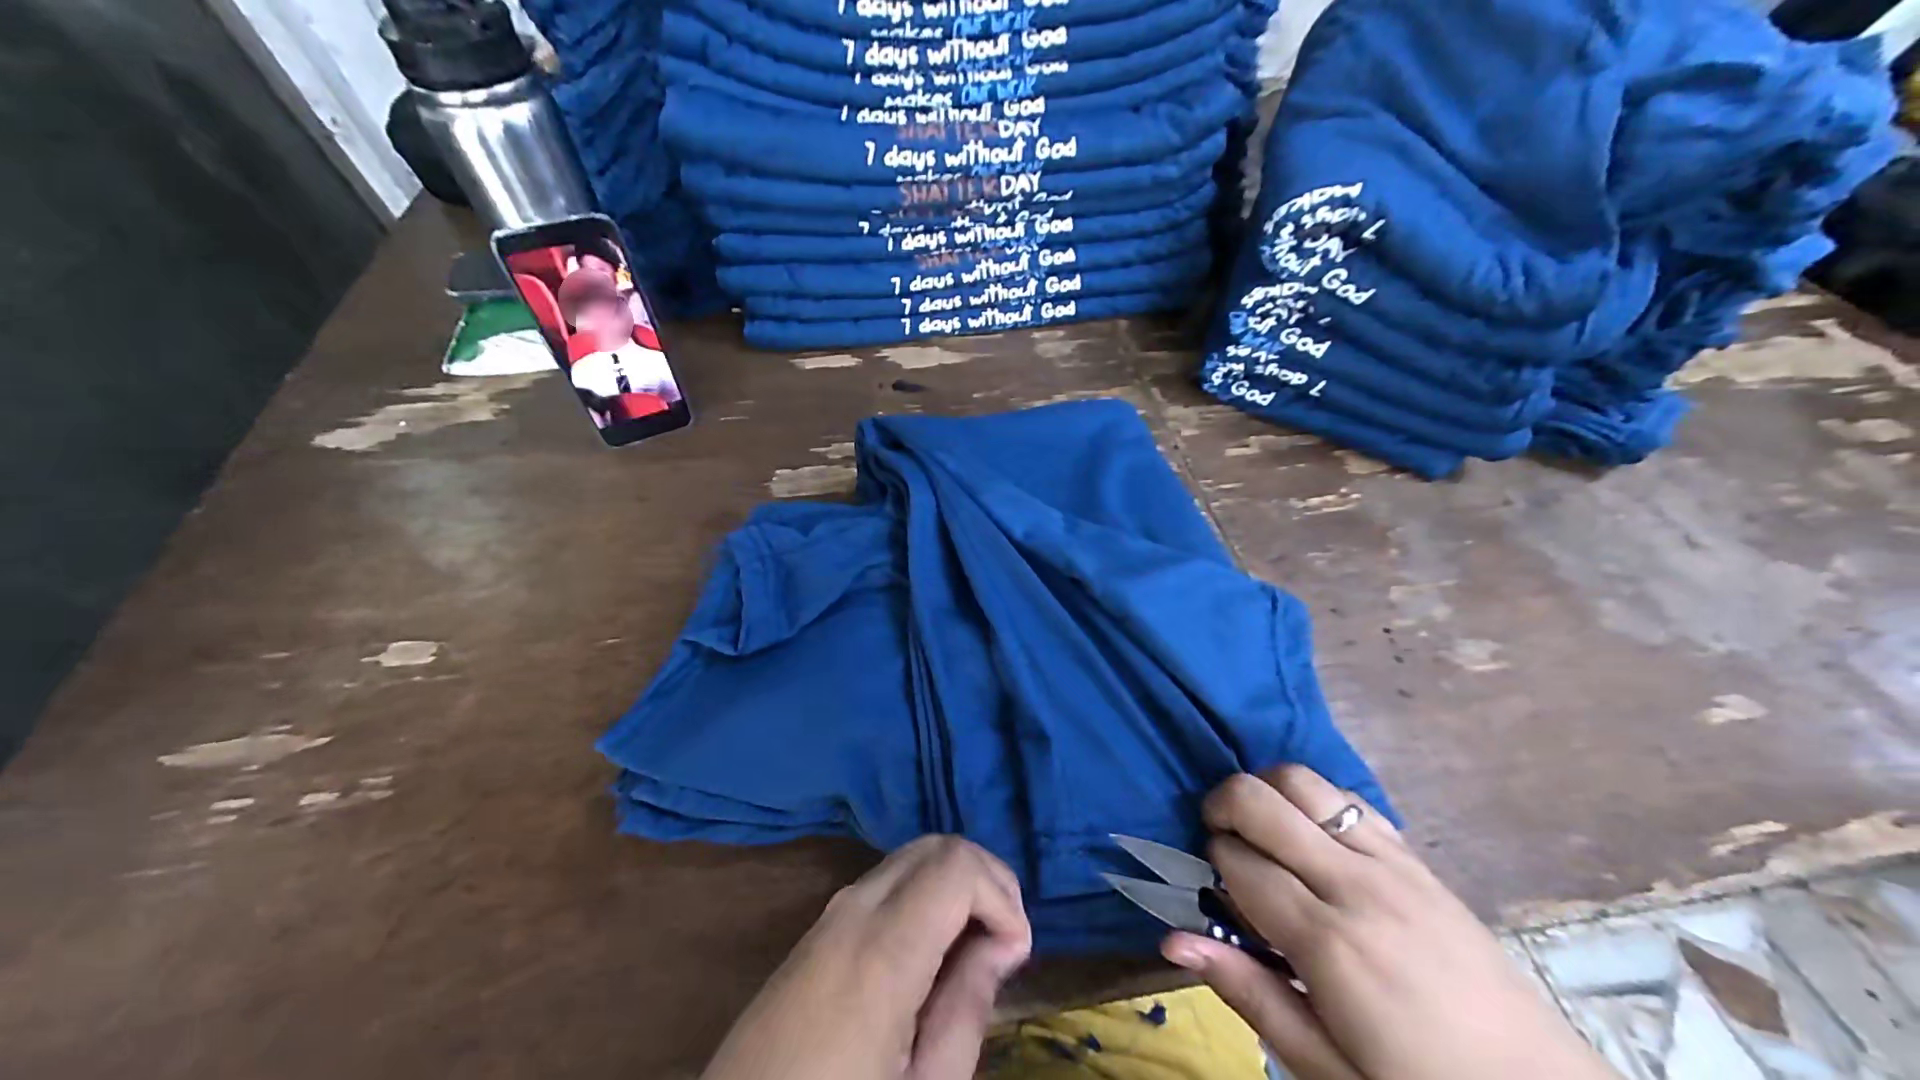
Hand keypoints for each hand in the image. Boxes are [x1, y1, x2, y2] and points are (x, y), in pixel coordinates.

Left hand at [702, 836, 1031, 1079]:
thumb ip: (967, 1005)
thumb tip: (999, 942)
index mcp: (882, 948)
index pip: (957, 864)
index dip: (1001, 896)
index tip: (1016, 953)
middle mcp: (853, 910)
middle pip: (935, 847)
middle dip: (985, 879)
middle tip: (1006, 940)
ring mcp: (828, 915)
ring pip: (910, 859)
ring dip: (955, 885)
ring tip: (976, 946)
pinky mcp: (816, 930)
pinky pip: (883, 884)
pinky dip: (924, 894)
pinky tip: (933, 949)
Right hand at [1163, 767, 1615, 1079]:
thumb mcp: (1323, 1065)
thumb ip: (1246, 992)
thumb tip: (1171, 941)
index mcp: (1328, 942)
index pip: (1239, 861)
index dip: (1212, 862)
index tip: (1216, 889)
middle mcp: (1355, 884)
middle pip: (1261, 800)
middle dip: (1222, 805)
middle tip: (1220, 837)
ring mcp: (1392, 863)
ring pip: (1304, 781)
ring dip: (1266, 790)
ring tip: (1261, 828)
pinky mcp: (1418, 859)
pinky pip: (1350, 799)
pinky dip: (1314, 799)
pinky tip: (1312, 835)